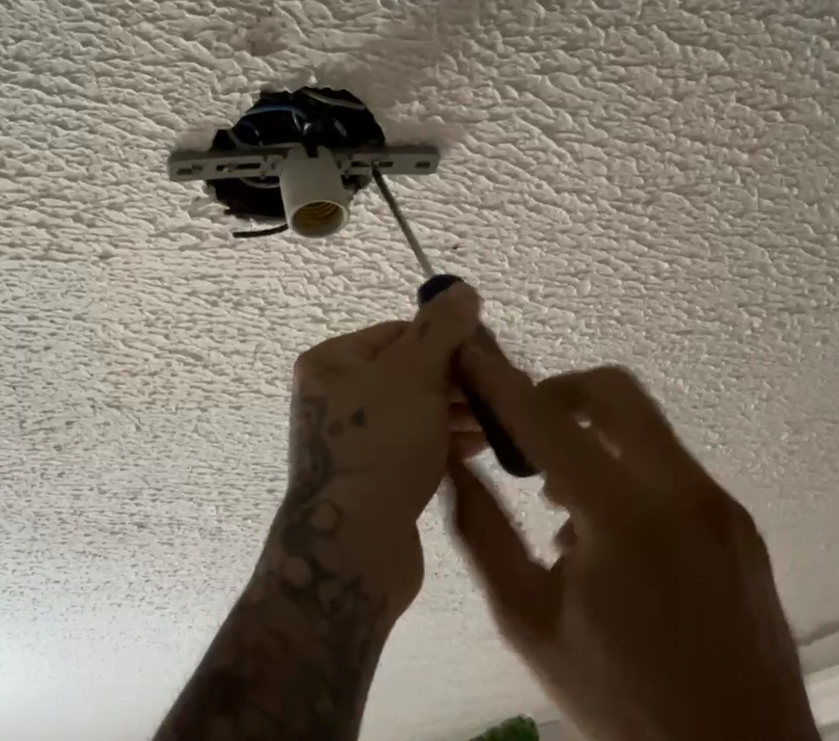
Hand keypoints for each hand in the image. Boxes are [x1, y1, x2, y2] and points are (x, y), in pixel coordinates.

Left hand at [265, 281, 483, 618]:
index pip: (398, 332)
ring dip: (458, 410)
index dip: (447, 339)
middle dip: (458, 378)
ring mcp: (351, 439)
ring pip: (415, 411)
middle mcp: (334, 397)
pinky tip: (483, 445)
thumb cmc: (380, 446)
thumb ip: (440, 329)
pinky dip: (446, 440)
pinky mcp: (372, 476)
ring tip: (504, 418)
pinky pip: (414, 445)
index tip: (490, 354)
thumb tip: (461, 289)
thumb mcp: (413, 374)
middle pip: (408, 372)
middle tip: (507, 388)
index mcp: (331, 363)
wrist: (354, 548)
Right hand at [448, 353, 819, 740]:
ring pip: (646, 426)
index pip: (546, 420)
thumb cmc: (621, 699)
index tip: (469, 354)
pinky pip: (670, 466)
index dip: (499, 382)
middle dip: (556, 389)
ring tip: (554, 491)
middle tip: (518, 425)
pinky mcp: (740, 527)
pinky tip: (602, 531)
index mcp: (624, 517)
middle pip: (614, 391)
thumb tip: (454, 466)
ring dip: (591, 432)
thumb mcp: (527, 619)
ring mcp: (721, 507)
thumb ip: (483, 532)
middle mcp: (684, 493)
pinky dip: (625, 468)